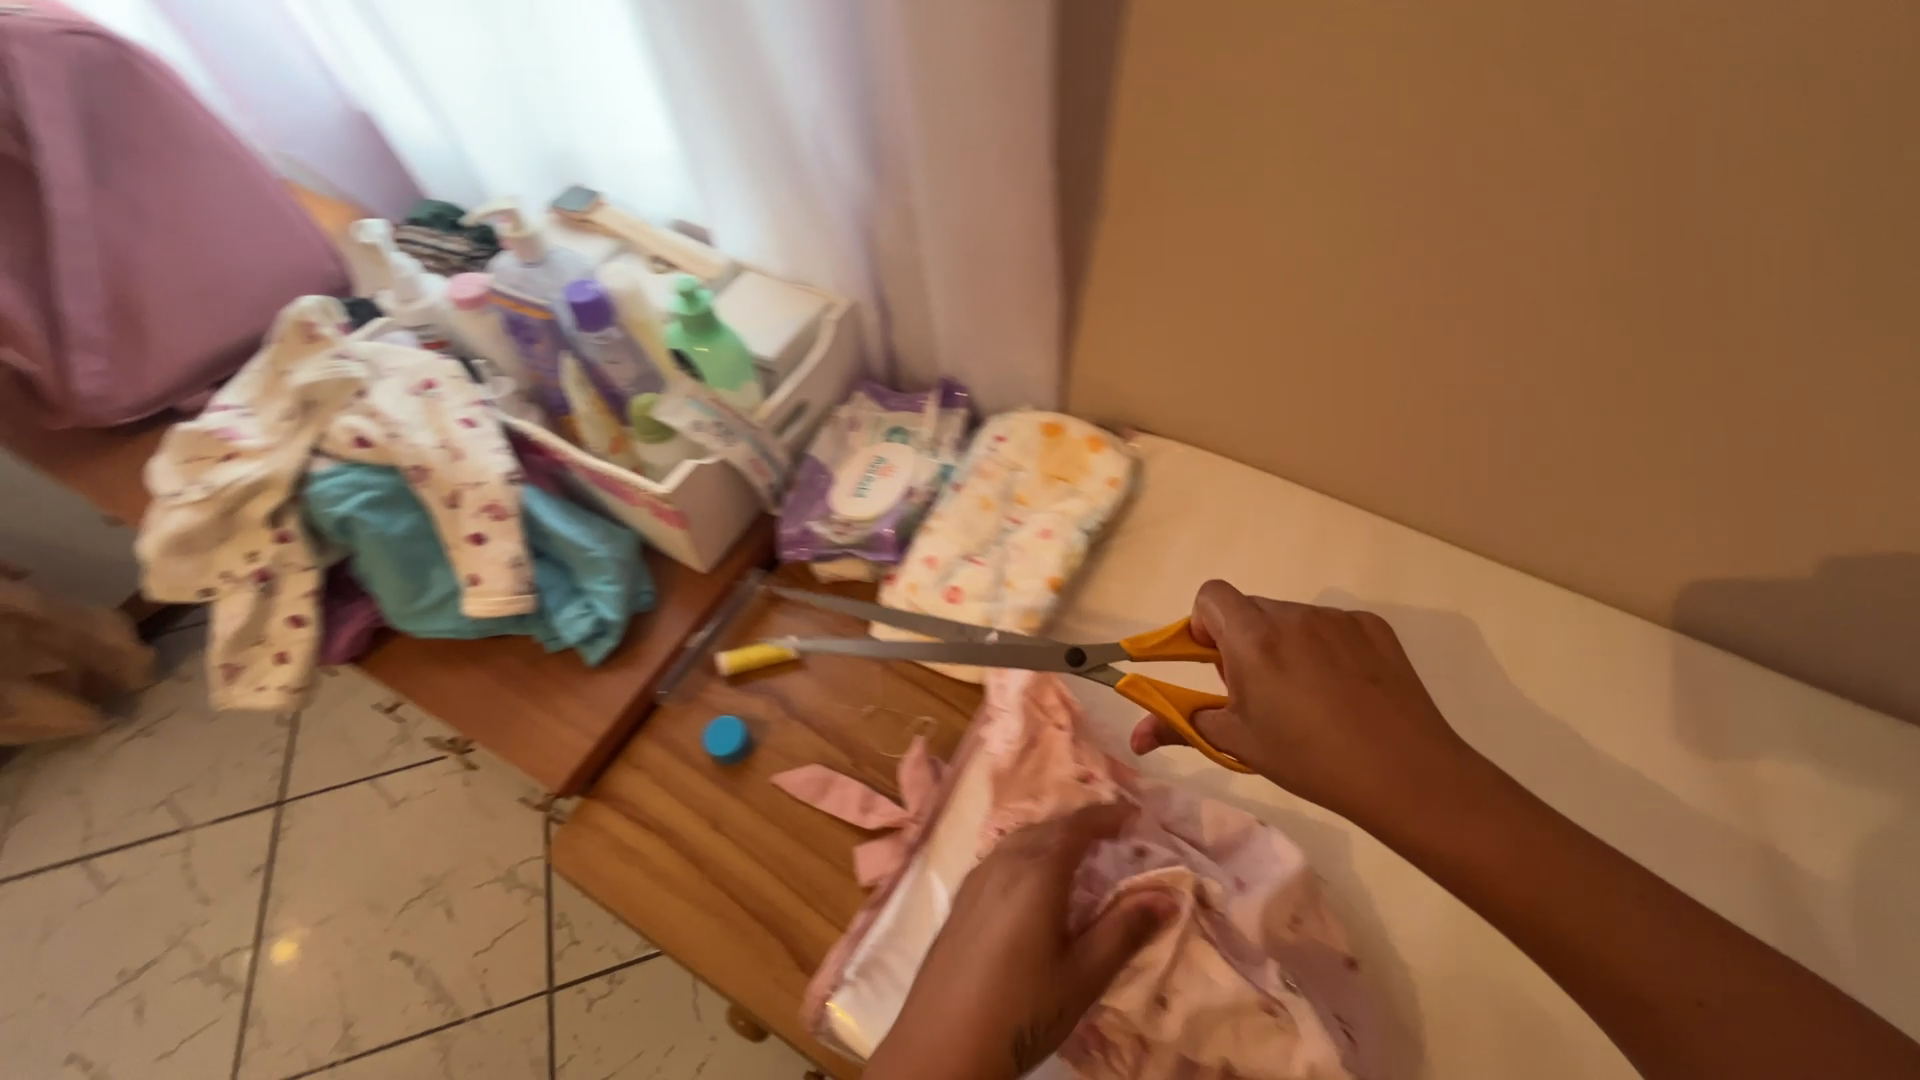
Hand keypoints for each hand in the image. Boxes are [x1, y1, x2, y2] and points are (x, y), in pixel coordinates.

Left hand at [864, 803, 1174, 1079]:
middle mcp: (1003, 863)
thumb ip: (1123, 930)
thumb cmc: (1021, 1011)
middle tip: (1116, 837)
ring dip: (1054, 836)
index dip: (1108, 815)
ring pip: (1022, 838)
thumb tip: (1166, 895)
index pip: (1077, 825)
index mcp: (1036, 872)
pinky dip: (1029, 852)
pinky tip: (1036, 882)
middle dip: (1083, 824)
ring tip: (1081, 855)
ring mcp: (976, 879)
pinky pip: (1002, 856)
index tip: (1135, 815)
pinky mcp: (961, 899)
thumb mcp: (1083, 976)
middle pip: (1048, 827)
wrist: (941, 1045)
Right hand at [1130, 580, 1480, 828]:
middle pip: (1249, 609)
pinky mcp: (1373, 628)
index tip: (1215, 665)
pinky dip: (1324, 649)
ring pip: (1290, 620)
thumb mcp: (1238, 743)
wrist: (1407, 774)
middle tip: (1258, 691)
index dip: (1203, 625)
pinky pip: (1330, 628)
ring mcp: (1337, 619)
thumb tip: (1136, 738)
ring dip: (1282, 645)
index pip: (1209, 596)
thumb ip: (1179, 726)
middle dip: (1242, 640)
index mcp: (1252, 637)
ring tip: (1308, 698)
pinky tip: (1345, 692)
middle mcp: (1292, 615)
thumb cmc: (1309, 759)